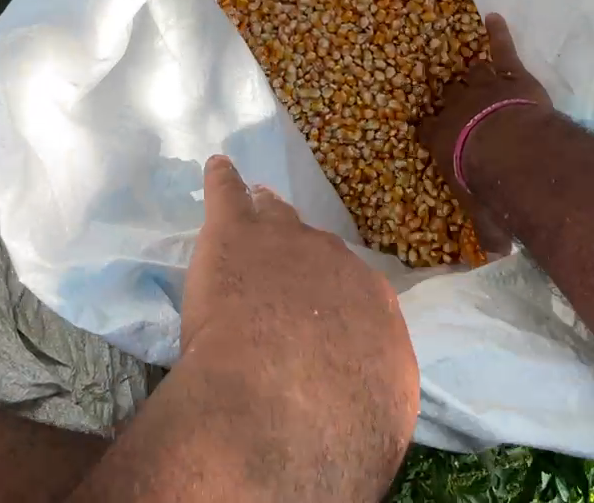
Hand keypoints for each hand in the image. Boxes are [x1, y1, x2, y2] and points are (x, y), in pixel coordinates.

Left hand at [180, 156, 417, 481]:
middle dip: (302, 256)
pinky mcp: (235, 231)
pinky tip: (216, 167)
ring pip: (277, 215)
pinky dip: (222, 180)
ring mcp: (286, 240)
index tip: (315, 312)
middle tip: (282, 264)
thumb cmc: (338, 426)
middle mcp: (335, 264)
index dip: (330, 300)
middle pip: (317, 251)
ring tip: (258, 199)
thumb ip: (370, 395)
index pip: (352, 294)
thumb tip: (362, 404)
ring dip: (267, 212)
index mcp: (371, 306)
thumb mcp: (377, 419)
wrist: (285, 400)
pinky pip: (228, 192)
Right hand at [417, 14, 551, 248]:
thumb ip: (492, 230)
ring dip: (471, 68)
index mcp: (441, 141)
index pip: (427, 132)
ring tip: (463, 55)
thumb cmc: (490, 185)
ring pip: (472, 73)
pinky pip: (502, 50)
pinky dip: (498, 34)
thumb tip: (497, 256)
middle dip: (450, 98)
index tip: (427, 131)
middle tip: (448, 94)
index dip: (428, 132)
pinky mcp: (510, 75)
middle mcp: (456, 109)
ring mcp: (482, 89)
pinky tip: (494, 17)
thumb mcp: (486, 214)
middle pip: (448, 99)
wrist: (514, 152)